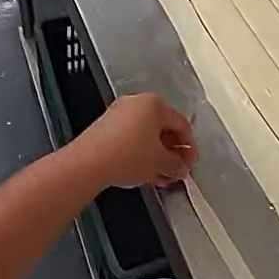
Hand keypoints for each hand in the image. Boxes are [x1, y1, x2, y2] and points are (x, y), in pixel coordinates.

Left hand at [70, 93, 196, 188]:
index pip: (181, 124)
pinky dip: (141, 152)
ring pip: (146, 134)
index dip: (189, 147)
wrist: (89, 163)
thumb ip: (176, 165)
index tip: (189, 163)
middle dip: (172, 152)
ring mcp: (119, 113)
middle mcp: (137, 103)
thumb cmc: (126, 155)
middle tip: (176, 169)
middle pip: (163, 128)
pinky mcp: (106, 126)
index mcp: (155, 104)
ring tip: (161, 175)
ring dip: (157, 155)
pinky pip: (131, 137)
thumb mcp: (160, 163)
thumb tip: (179, 168)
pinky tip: (144, 171)